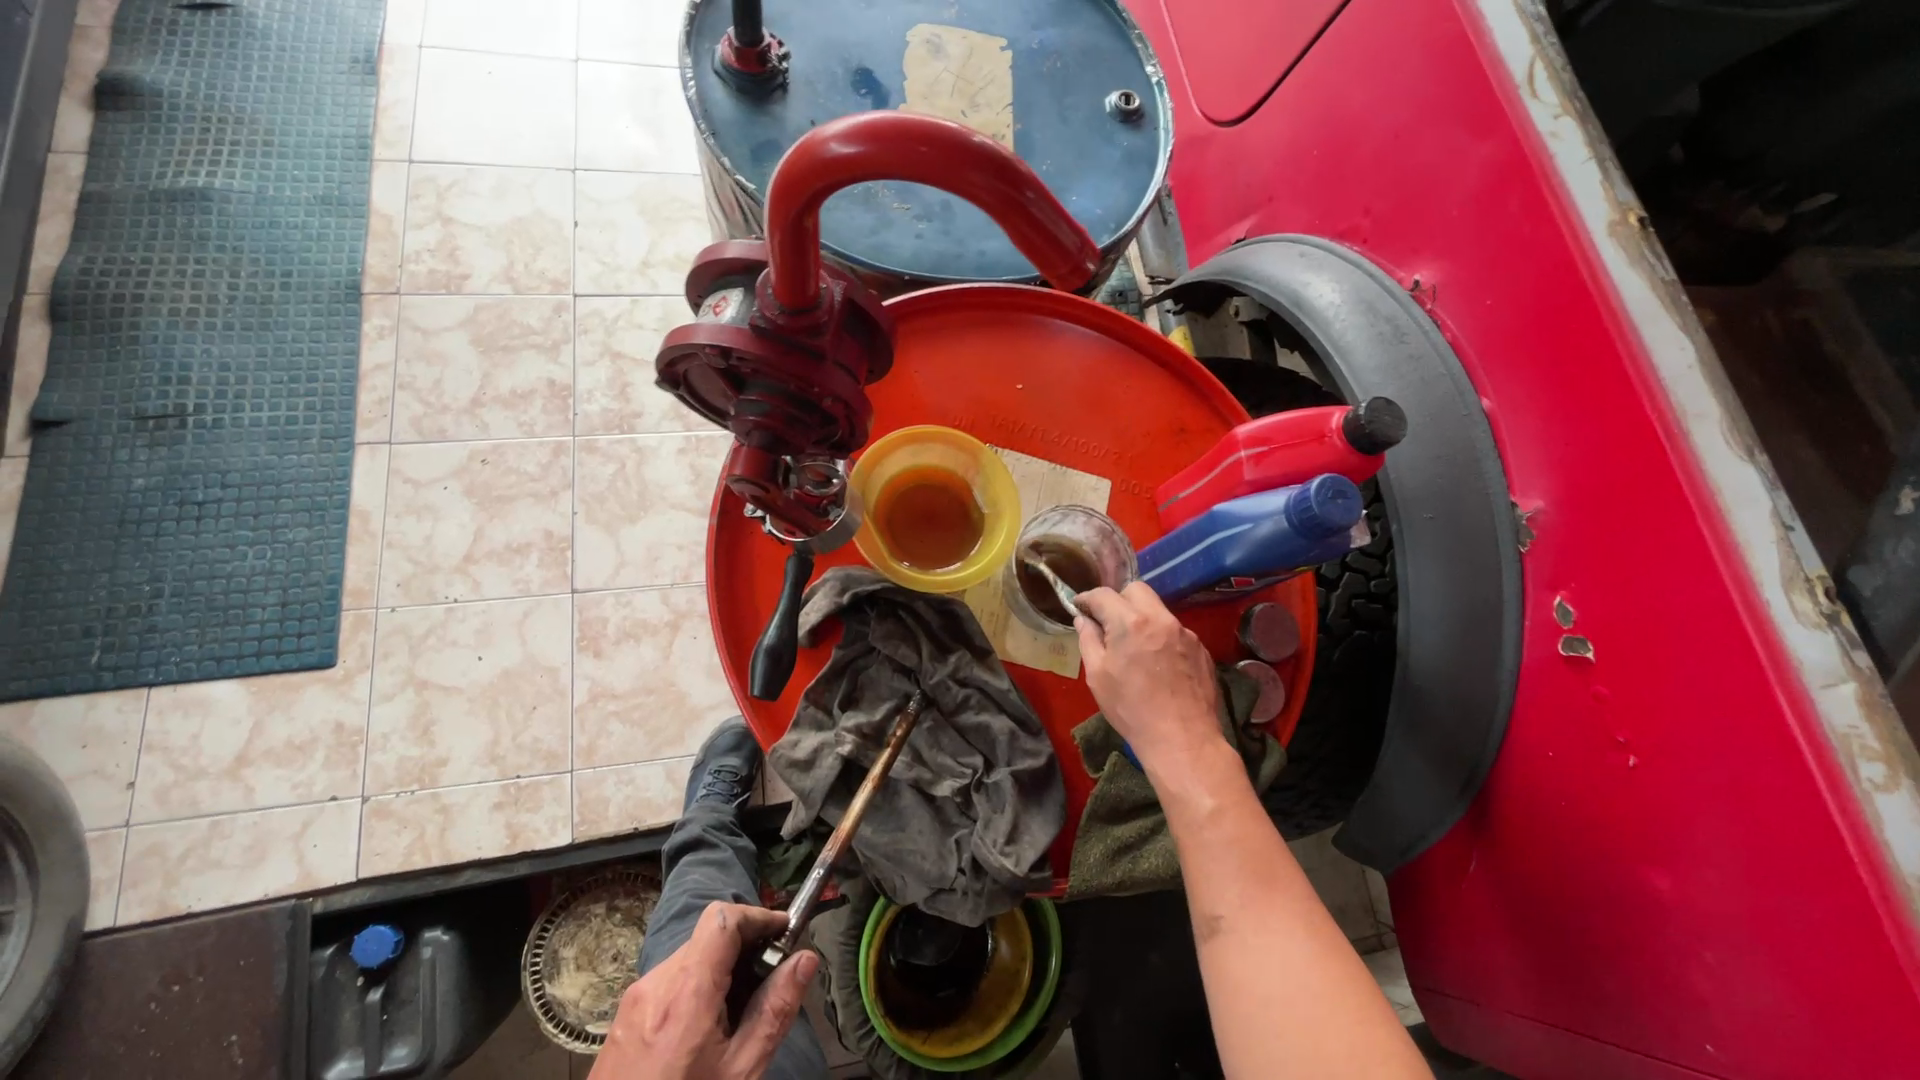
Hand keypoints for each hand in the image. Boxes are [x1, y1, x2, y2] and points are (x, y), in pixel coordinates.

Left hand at [589, 902, 819, 1079]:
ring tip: (744, 1008)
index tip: (785, 931)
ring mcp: (636, 998)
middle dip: (745, 945)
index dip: (758, 916)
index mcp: (687, 991)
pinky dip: (698, 986)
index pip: (722, 918)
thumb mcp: (741, 1071)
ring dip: (722, 967)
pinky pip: (670, 981)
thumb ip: (775, 1010)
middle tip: (773, 976)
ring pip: (690, 957)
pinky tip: (709, 1028)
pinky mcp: (625, 1016)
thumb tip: (805, 959)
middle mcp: (657, 982)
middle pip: (707, 936)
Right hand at [1075, 582, 1222, 774]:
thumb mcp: (1098, 676)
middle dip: (1118, 600)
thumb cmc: (1131, 709)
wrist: (1183, 739)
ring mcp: (1185, 632)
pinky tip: (1158, 664)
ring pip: (1158, 610)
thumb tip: (1083, 619)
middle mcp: (1161, 619)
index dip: (1087, 598)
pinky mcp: (1201, 648)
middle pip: (1136, 590)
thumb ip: (1088, 640)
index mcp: (1131, 622)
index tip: (1080, 607)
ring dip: (1142, 619)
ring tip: (1134, 647)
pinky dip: (1161, 637)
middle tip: (1109, 623)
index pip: (1104, 594)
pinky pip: (1175, 631)